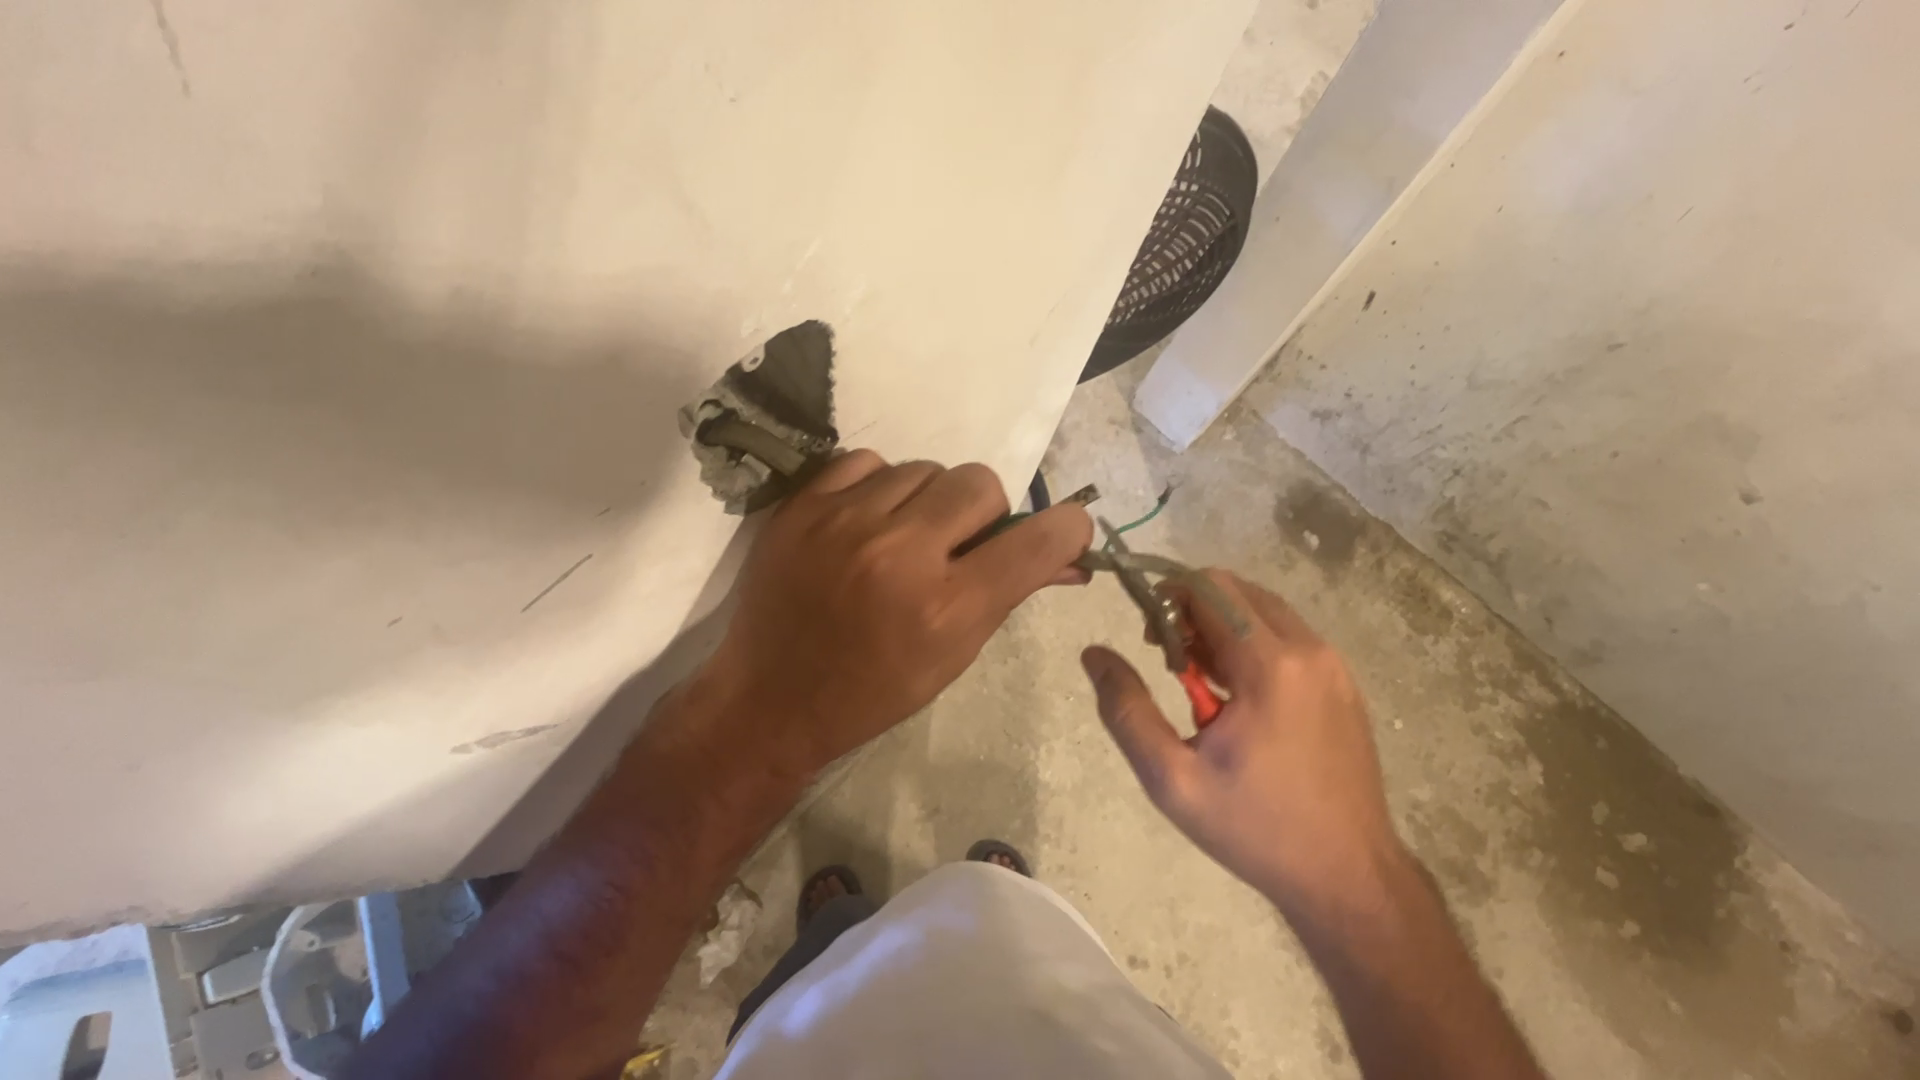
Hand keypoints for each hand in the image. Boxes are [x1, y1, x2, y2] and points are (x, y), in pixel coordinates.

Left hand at [707, 450, 1092, 776]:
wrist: (770, 698)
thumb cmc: (873, 691)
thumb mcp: (953, 655)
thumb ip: (1008, 593)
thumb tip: (1066, 555)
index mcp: (947, 609)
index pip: (1038, 540)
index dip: (1066, 530)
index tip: (1062, 532)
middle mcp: (901, 554)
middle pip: (980, 482)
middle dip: (983, 513)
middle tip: (958, 545)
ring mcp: (846, 522)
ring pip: (925, 468)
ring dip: (929, 499)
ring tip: (905, 535)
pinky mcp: (803, 505)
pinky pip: (869, 461)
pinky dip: (879, 485)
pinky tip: (866, 520)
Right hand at [1080, 570, 1405, 911]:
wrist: (1347, 875)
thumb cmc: (1254, 828)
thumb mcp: (1172, 778)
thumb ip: (1127, 710)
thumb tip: (1093, 654)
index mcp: (1269, 666)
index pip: (1209, 588)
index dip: (1167, 599)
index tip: (1150, 643)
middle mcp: (1309, 649)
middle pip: (1237, 591)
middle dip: (1192, 611)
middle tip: (1170, 664)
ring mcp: (1333, 666)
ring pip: (1264, 611)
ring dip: (1223, 628)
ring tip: (1200, 684)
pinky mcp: (1344, 684)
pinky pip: (1288, 638)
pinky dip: (1253, 646)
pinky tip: (1238, 700)